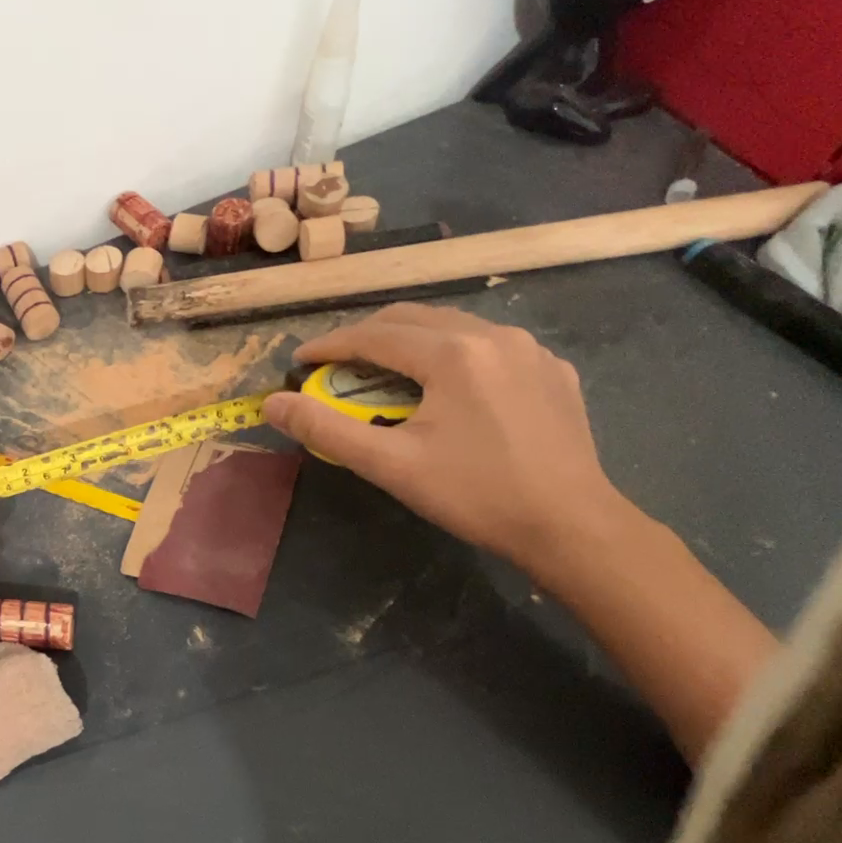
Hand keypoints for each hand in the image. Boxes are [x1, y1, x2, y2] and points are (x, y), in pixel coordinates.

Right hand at [263, 304, 629, 574]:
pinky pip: (488, 347)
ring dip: (408, 343)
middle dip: (365, 337)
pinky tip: (442, 389)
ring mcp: (531, 351)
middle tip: (333, 366)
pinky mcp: (552, 372)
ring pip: (452, 328)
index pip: (374, 335)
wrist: (570, 524)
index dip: (329, 346)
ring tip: (382, 375)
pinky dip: (450, 355)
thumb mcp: (388, 464)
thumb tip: (271, 404)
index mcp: (454, 353)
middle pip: (414, 319)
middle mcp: (495, 336)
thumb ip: (325, 429)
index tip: (298, 362)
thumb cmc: (473, 493)